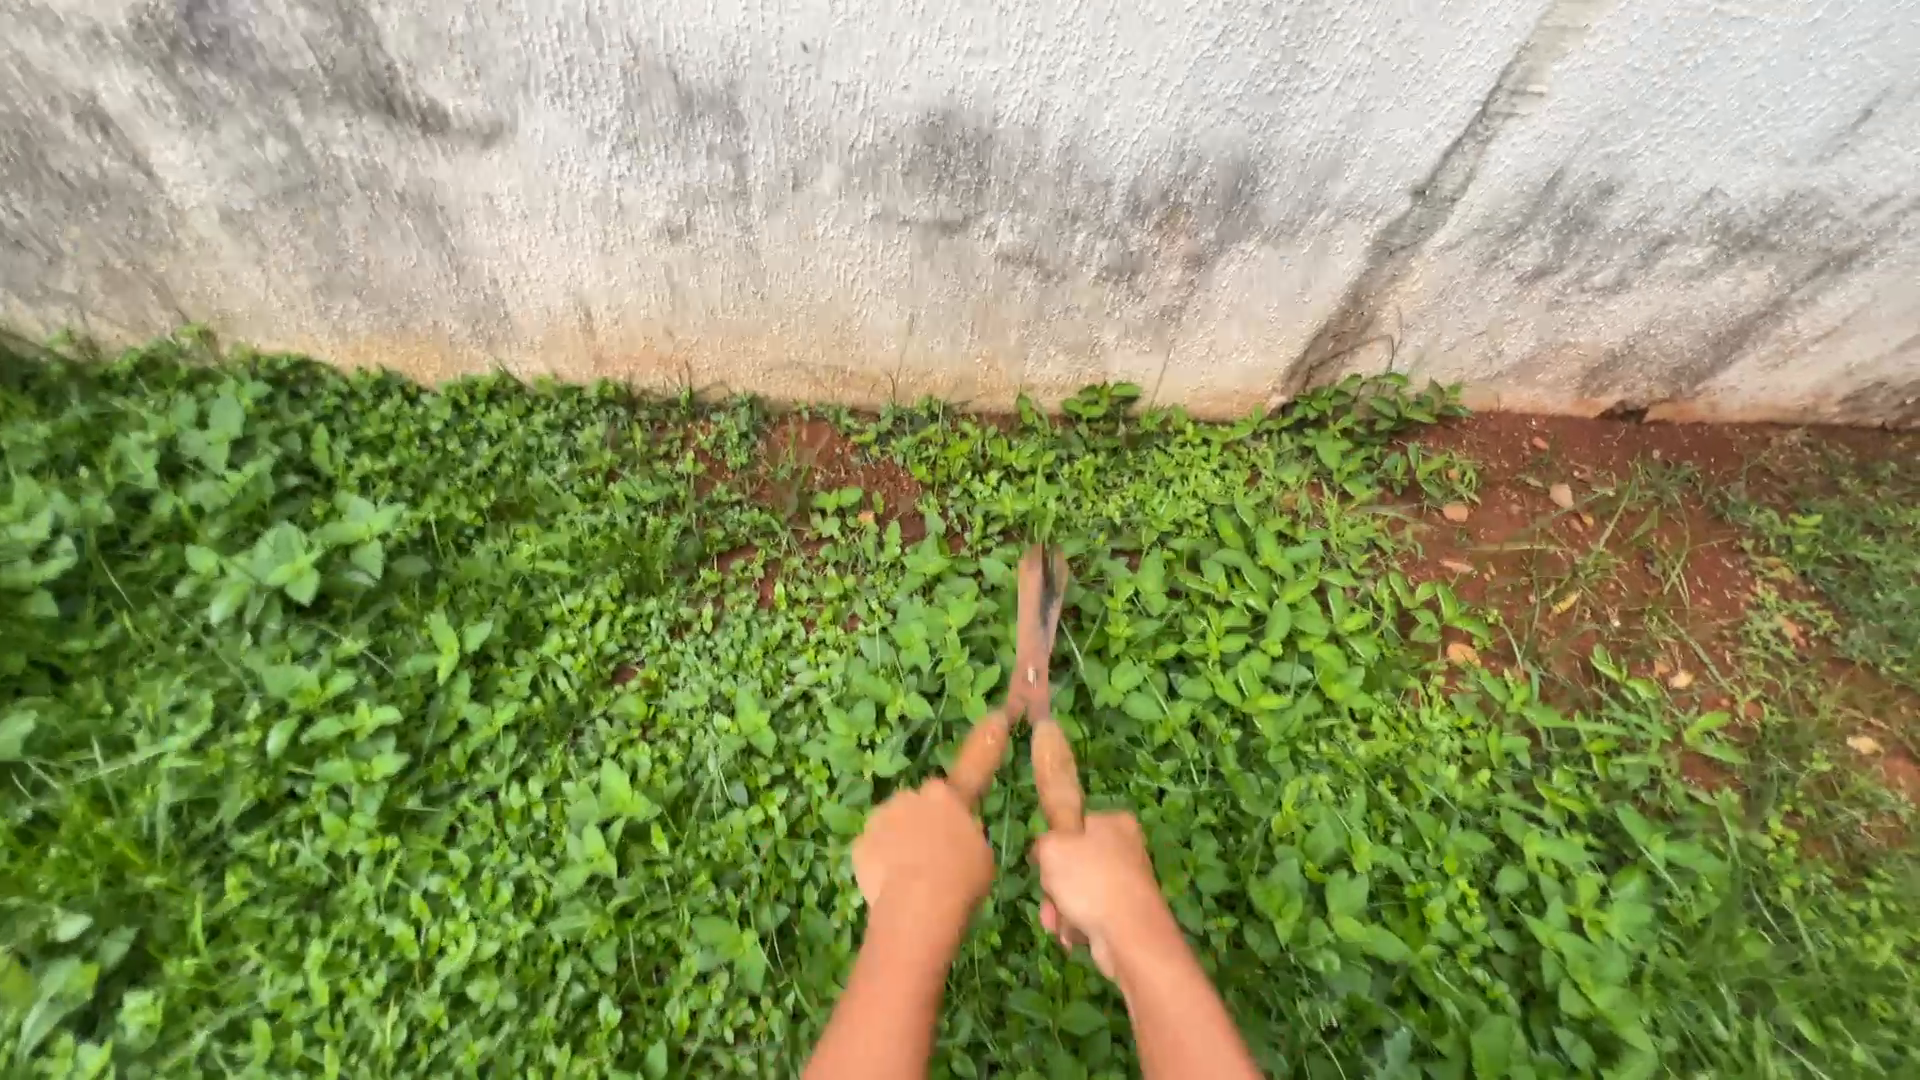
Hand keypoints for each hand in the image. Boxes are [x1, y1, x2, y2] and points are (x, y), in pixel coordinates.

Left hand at [853, 780, 993, 922]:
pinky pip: (869, 850)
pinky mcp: (858, 844)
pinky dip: (876, 863)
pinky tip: (889, 886)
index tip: (948, 829)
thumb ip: (967, 836)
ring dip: (894, 840)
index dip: (943, 810)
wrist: (919, 905)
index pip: (940, 791)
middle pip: (910, 804)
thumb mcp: (982, 855)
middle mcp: (907, 797)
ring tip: (907, 874)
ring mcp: (878, 819)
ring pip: (886, 825)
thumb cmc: (961, 878)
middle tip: (929, 853)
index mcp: (940, 794)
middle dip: (917, 822)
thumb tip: (959, 840)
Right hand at [1032, 812, 1174, 978]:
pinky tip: (1073, 933)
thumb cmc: (1090, 882)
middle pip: (1073, 860)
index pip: (1073, 823)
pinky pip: (1091, 910)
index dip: (1053, 844)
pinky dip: (1078, 922)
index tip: (1043, 862)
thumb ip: (1044, 841)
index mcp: (1114, 822)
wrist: (1131, 938)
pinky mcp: (1126, 912)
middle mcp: (1126, 848)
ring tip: (1058, 922)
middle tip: (1050, 895)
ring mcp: (1127, 882)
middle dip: (1054, 884)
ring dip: (1061, 906)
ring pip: (1078, 889)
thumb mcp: (1052, 848)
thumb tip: (1046, 850)